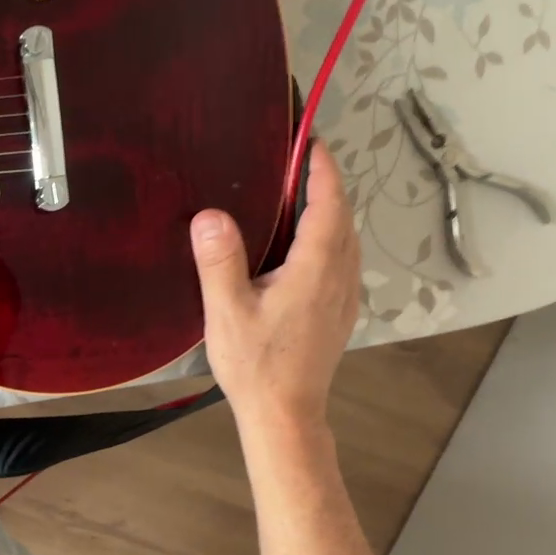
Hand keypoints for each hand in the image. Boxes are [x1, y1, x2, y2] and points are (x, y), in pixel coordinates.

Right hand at [191, 144, 360, 432]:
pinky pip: (342, 261)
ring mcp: (345, 295)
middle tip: (294, 167)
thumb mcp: (227, 312)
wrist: (285, 413)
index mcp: (316, 266)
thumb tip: (210, 214)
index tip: (309, 141)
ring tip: (297, 202)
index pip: (329, 201)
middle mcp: (340, 273)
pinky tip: (302, 252)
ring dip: (329, 214)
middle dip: (325, 187)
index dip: (321, 168)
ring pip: (346, 239)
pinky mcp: (340, 312)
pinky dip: (328, 240)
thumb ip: (220, 261)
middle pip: (342, 216)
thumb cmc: (256, 363)